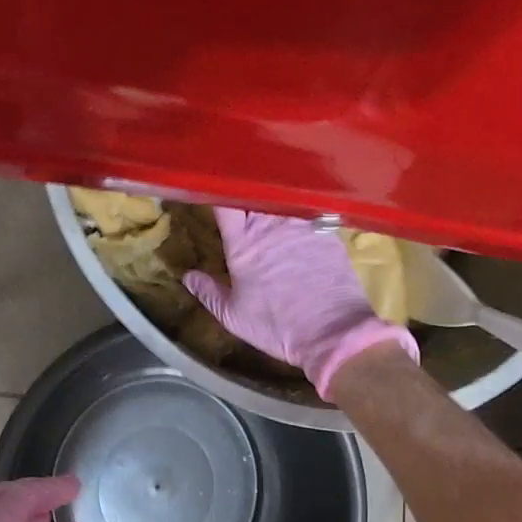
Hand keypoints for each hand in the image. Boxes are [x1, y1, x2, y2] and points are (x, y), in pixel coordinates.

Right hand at [183, 208, 417, 398]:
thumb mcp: (234, 316)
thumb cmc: (278, 326)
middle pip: (252, 192)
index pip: (223, 202)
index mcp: (243, 243)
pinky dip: (299, 207)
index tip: (211, 189)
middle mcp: (270, 225)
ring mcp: (301, 223)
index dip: (216, 191)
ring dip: (272, 195)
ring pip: (281, 197)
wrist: (333, 332)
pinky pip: (307, 208)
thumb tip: (187, 275)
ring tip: (268, 198)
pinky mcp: (326, 229)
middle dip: (243, 189)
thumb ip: (208, 292)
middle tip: (239, 192)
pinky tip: (298, 213)